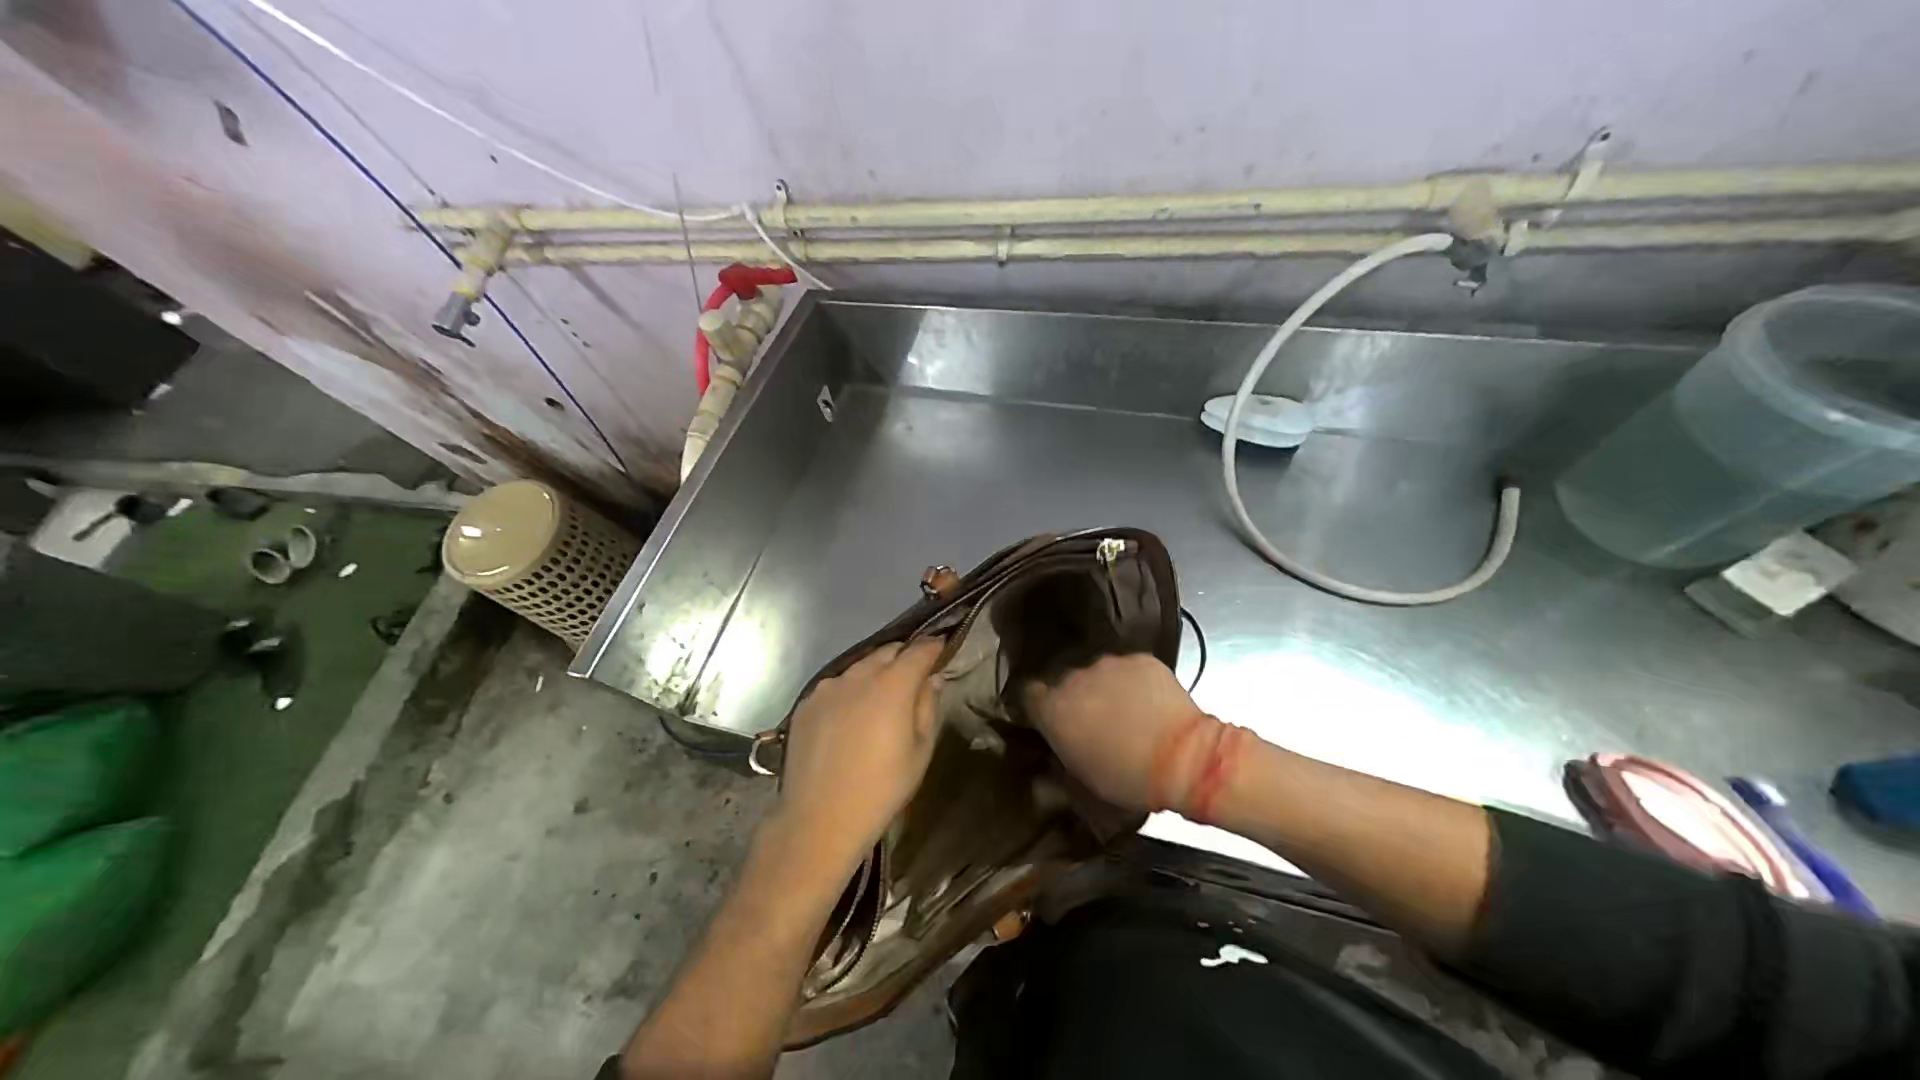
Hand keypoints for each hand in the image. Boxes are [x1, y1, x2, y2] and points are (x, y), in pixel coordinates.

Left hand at [768, 640, 945, 874]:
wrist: (820, 819)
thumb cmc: (882, 788)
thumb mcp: (920, 751)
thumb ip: (928, 707)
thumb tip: (932, 679)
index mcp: (892, 685)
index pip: (919, 650)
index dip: (934, 647)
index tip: (941, 651)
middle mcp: (858, 676)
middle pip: (887, 653)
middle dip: (903, 659)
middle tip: (913, 679)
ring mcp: (827, 688)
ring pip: (859, 668)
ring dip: (874, 676)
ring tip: (878, 702)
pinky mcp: (806, 704)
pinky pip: (835, 687)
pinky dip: (848, 693)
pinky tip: (849, 720)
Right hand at [1024, 653, 1213, 810]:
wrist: (1184, 760)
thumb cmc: (1127, 779)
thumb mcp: (1081, 779)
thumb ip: (1060, 754)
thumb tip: (1054, 746)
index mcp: (1053, 709)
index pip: (1029, 695)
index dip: (1040, 705)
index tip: (1051, 719)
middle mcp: (1074, 678)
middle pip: (1065, 682)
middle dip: (1077, 699)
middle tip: (1096, 722)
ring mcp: (1108, 664)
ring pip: (1099, 673)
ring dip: (1106, 688)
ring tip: (1129, 713)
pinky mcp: (1141, 659)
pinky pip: (1130, 668)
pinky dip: (1135, 682)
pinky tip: (1151, 702)